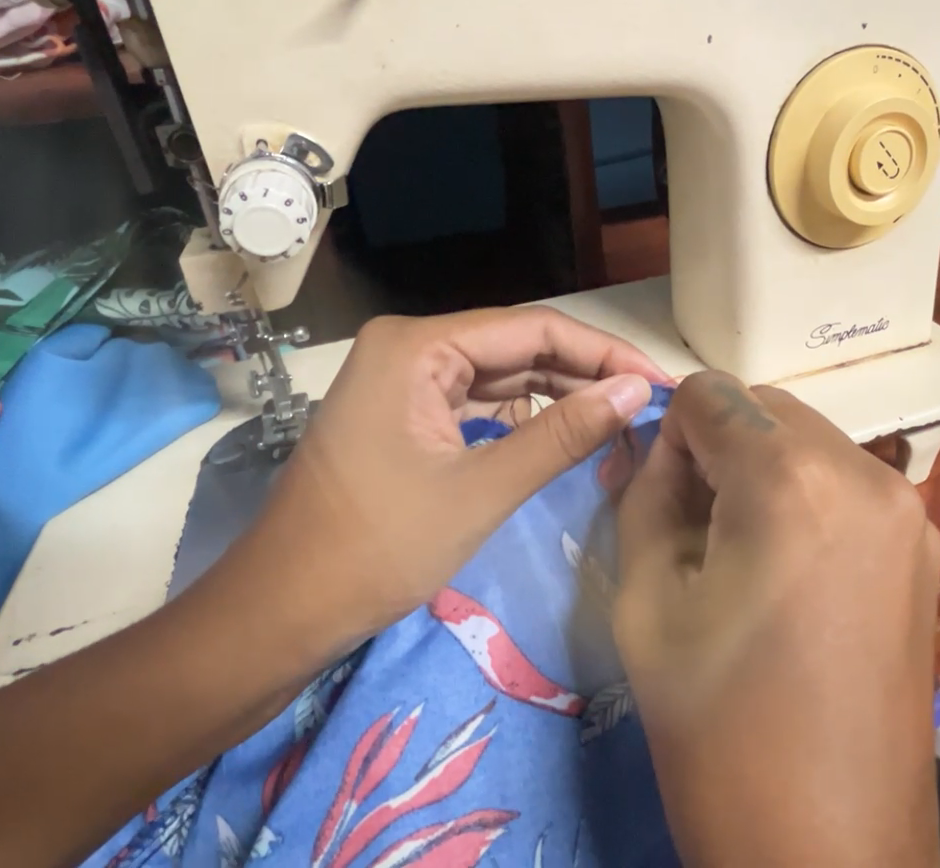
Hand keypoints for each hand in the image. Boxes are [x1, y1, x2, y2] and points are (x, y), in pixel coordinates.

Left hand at [203, 307, 668, 667]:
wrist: (282, 610)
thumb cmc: (377, 548)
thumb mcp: (481, 489)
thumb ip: (563, 435)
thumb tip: (636, 391)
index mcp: (417, 346)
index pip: (533, 329)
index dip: (603, 352)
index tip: (658, 380)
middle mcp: (410, 347)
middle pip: (518, 346)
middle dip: (585, 373)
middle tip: (649, 402)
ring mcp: (404, 380)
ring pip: (502, 374)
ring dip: (560, 393)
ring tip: (621, 415)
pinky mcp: (406, 413)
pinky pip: (479, 401)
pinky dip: (525, 416)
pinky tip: (568, 429)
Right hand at [612, 372, 939, 867]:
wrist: (829, 850)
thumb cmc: (717, 730)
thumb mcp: (645, 601)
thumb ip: (646, 494)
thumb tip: (662, 449)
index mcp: (791, 479)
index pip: (709, 393)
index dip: (669, 433)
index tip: (658, 492)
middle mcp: (865, 472)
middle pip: (766, 409)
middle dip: (718, 443)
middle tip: (692, 522)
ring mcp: (909, 510)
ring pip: (810, 441)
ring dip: (764, 468)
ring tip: (740, 550)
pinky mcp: (926, 549)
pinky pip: (848, 485)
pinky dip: (807, 498)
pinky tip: (790, 570)